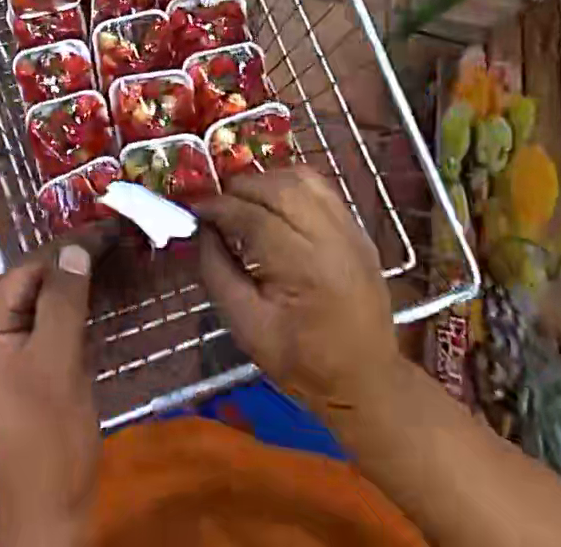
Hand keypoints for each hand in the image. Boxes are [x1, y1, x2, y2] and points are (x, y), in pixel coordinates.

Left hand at [0, 238, 100, 546]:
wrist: (45, 511)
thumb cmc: (48, 435)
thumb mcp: (57, 362)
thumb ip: (63, 301)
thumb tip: (75, 248)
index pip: (27, 269)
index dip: (67, 247)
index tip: (107, 229)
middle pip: (34, 282)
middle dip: (74, 261)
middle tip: (118, 239)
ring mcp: (8, 351)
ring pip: (45, 302)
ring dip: (79, 282)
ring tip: (117, 259)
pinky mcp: (28, 368)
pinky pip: (51, 325)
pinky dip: (77, 308)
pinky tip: (103, 296)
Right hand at [191, 166, 399, 414]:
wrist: (366, 381)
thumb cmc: (302, 362)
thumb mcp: (245, 326)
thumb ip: (217, 271)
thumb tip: (202, 228)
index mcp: (305, 269)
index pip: (253, 218)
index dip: (218, 208)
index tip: (194, 209)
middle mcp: (334, 240)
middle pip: (280, 188)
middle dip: (239, 188)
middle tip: (215, 204)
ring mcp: (351, 231)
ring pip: (302, 179)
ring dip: (265, 181)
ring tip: (242, 200)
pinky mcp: (358, 230)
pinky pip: (320, 187)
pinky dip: (289, 184)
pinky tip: (272, 202)